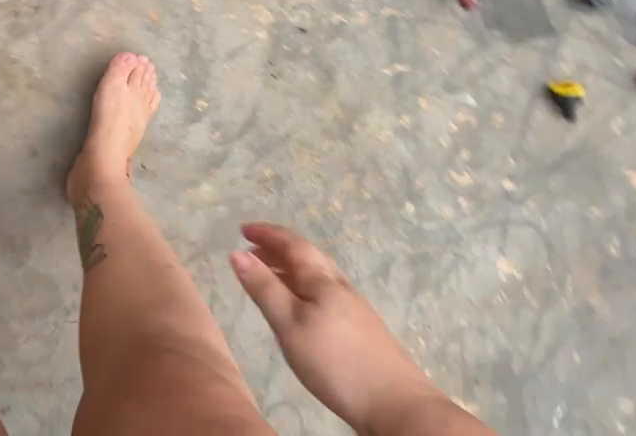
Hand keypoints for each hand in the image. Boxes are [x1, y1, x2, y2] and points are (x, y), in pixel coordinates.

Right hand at [230, 223, 471, 434]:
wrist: (398, 407)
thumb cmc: (337, 362)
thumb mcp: (289, 324)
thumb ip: (264, 288)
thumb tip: (237, 253)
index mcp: (322, 281)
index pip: (292, 244)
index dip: (267, 234)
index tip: (242, 229)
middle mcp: (341, 287)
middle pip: (308, 257)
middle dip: (278, 249)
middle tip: (252, 252)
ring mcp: (356, 309)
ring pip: (319, 277)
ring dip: (291, 270)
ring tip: (271, 278)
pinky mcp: (364, 331)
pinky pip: (327, 295)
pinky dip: (305, 290)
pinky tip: (303, 311)